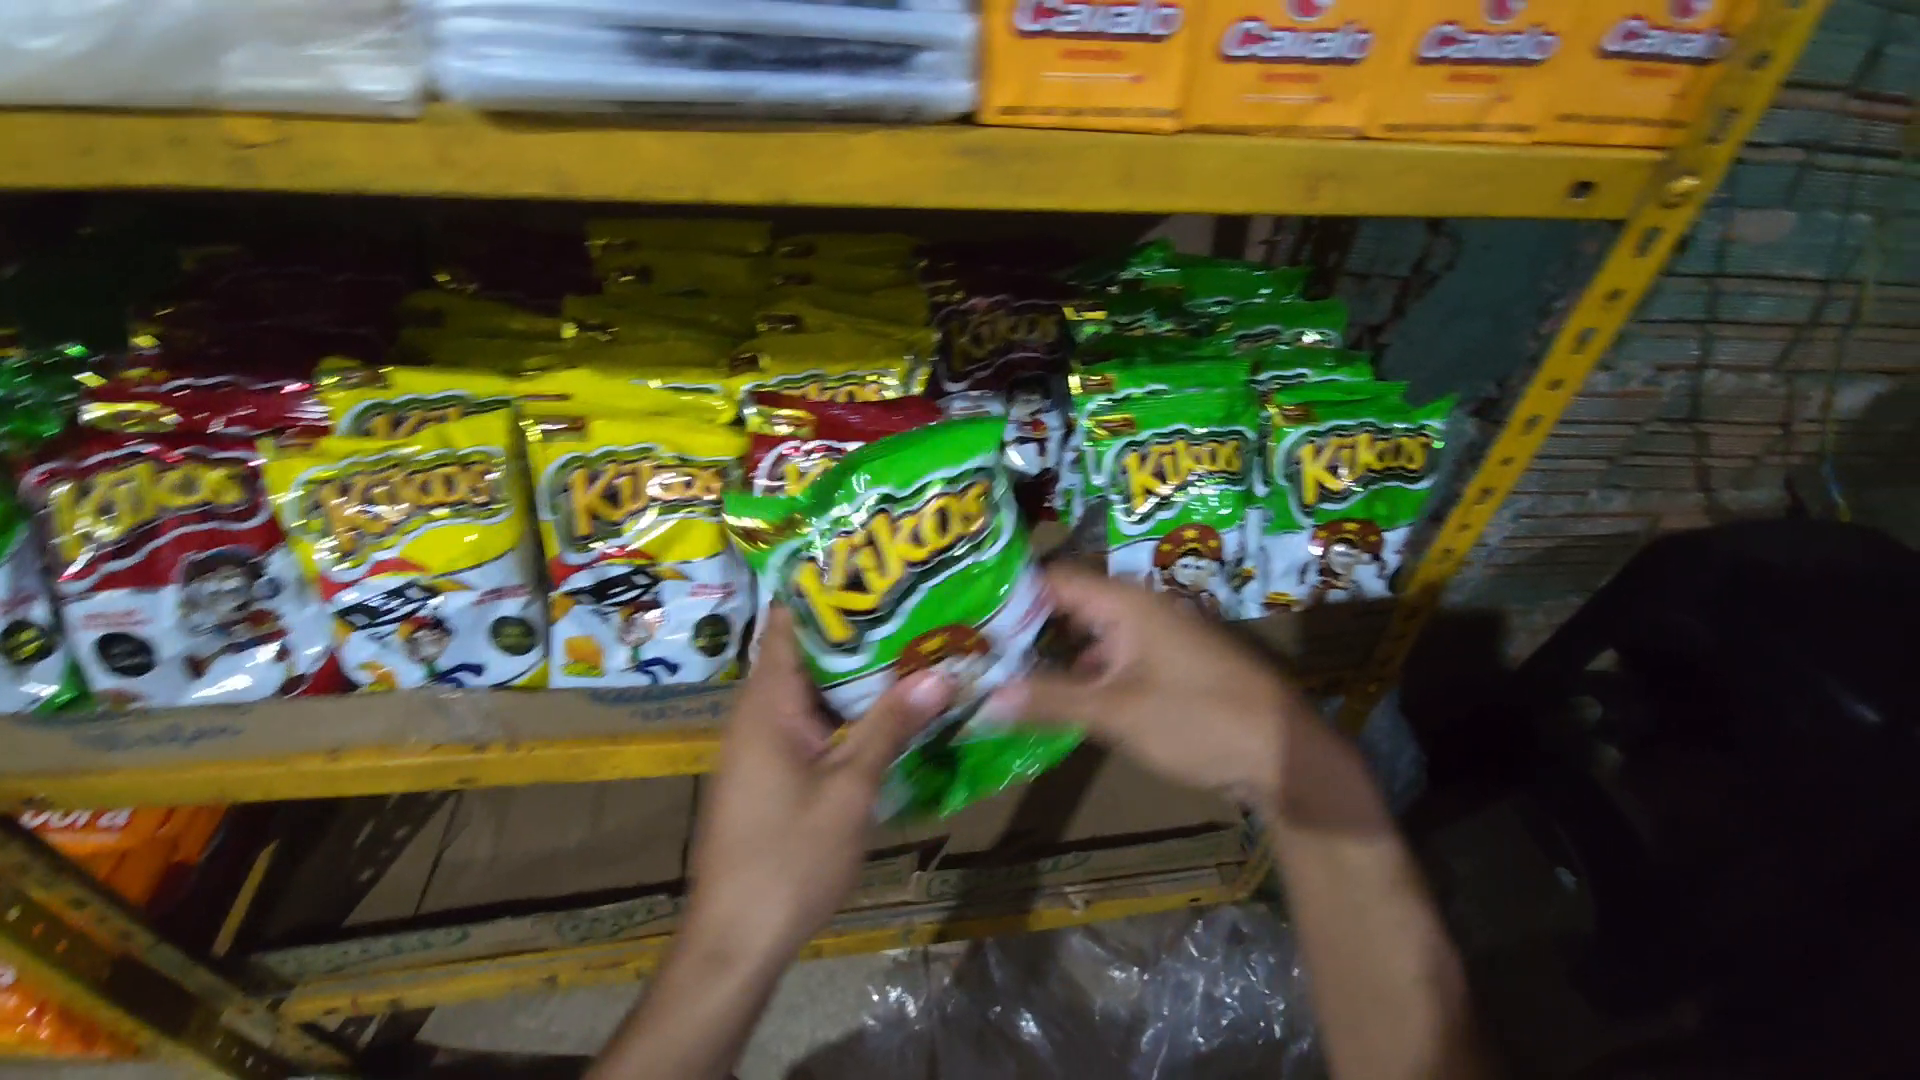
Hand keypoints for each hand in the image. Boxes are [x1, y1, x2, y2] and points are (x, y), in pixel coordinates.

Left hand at [682, 607, 953, 967]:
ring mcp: (763, 746)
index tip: (873, 563)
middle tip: (915, 606)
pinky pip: (812, 725)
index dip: (826, 590)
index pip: (789, 623)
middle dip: (858, 633)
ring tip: (915, 648)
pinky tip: (891, 712)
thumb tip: (940, 673)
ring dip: (857, 677)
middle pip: (807, 656)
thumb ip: (891, 726)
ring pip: (813, 694)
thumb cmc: (789, 857)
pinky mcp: (772, 774)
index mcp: (766, 704)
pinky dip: (847, 713)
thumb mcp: (850, 789)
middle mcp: (757, 715)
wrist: (737, 939)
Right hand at [985, 563, 1309, 813]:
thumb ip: (1049, 701)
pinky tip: (1049, 698)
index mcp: (1126, 602)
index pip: (1052, 578)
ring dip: (1049, 654)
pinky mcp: (1164, 670)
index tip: (965, 615)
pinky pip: (1109, 660)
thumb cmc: (1199, 719)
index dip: (1008, 592)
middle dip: (1022, 627)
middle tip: (973, 649)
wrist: (1283, 756)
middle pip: (1066, 606)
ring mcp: (1153, 640)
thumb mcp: (1116, 712)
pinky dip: (1078, 674)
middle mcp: (1138, 610)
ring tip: (998, 673)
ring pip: (1087, 636)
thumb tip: (983, 699)